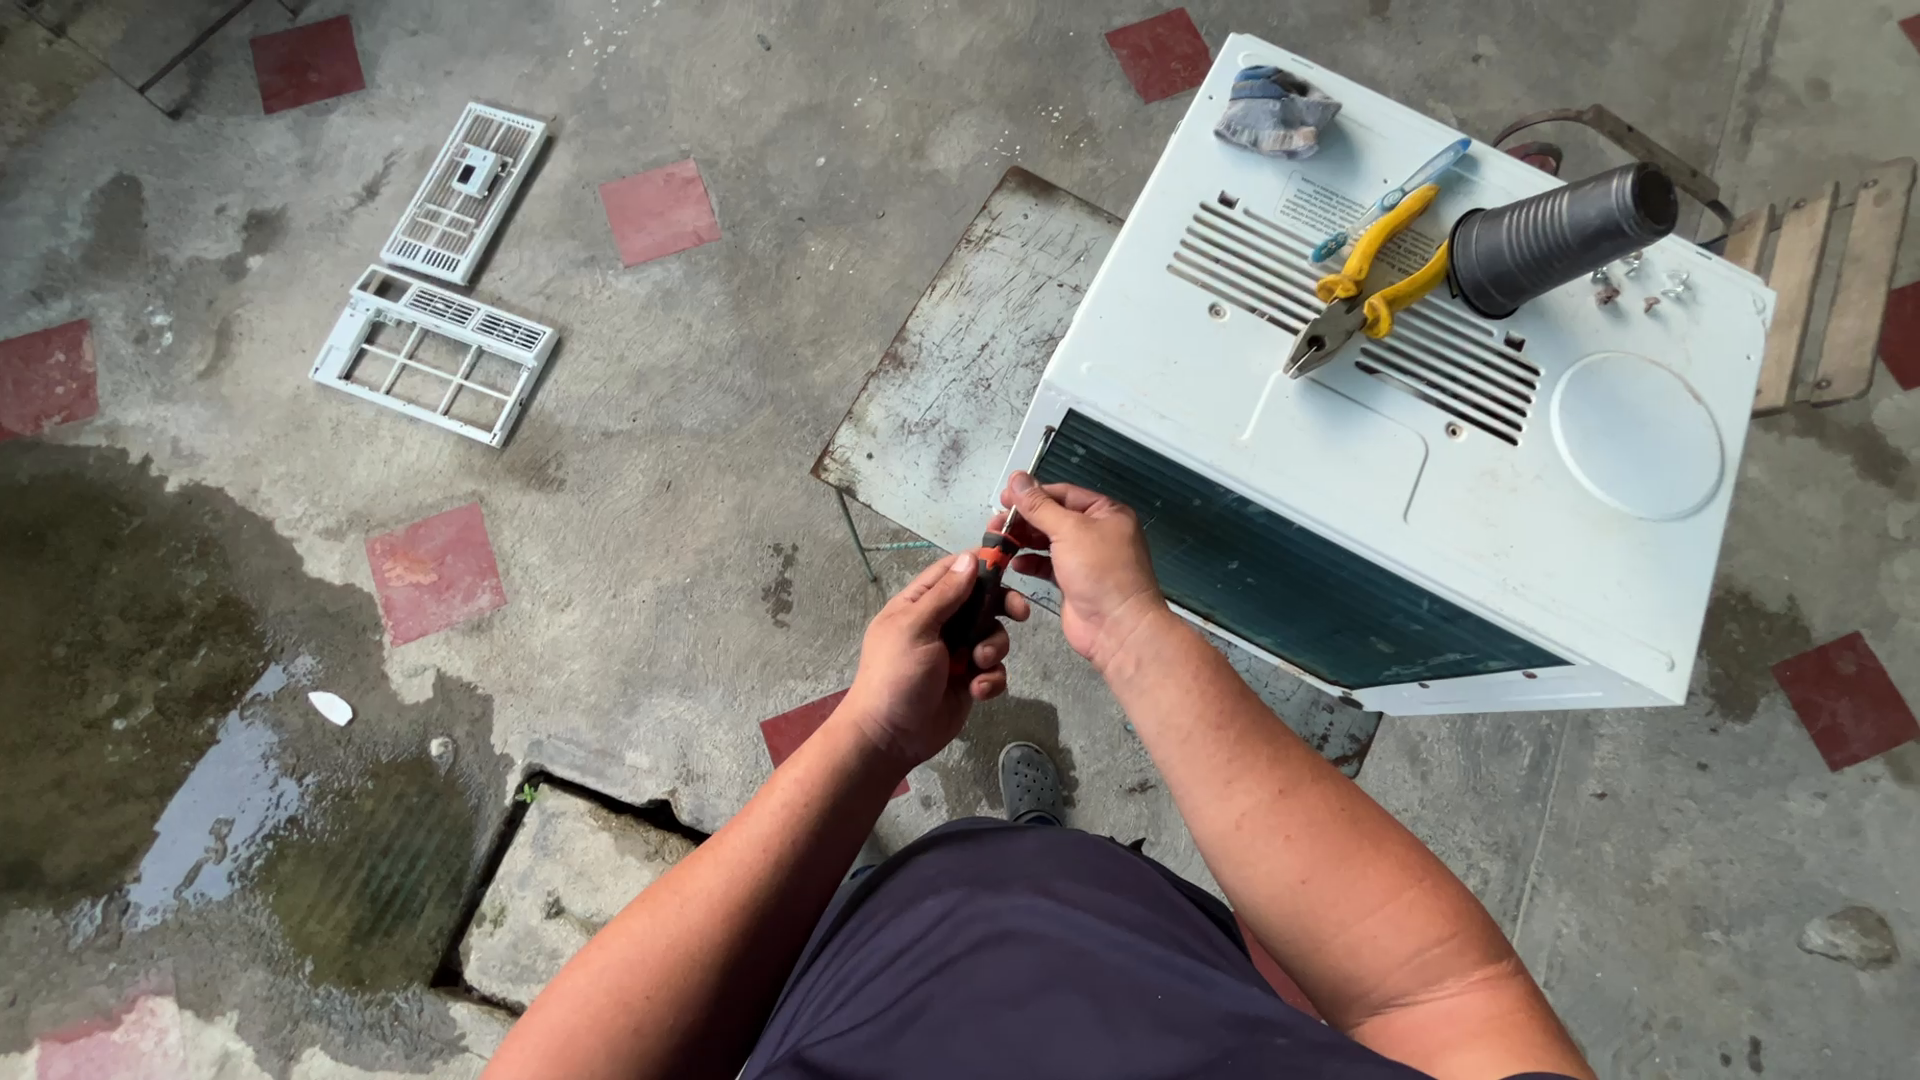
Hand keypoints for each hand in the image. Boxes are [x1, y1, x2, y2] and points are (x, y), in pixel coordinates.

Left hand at [838, 553, 1031, 770]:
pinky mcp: (969, 681)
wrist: (890, 737)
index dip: (979, 563)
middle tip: (1020, 614)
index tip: (1008, 561)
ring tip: (978, 665)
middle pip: (981, 602)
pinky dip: (991, 679)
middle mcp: (940, 624)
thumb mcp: (915, 628)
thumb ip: (944, 595)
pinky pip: (993, 670)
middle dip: (1002, 607)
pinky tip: (978, 691)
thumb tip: (969, 558)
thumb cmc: (896, 675)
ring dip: (993, 648)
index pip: (952, 571)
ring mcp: (956, 653)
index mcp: (919, 604)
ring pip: (992, 636)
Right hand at [997, 471, 1167, 671]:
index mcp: (1105, 513)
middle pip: (1052, 517)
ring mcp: (1085, 558)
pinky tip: (1015, 563)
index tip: (1004, 498)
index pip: (1063, 494)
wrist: (1117, 627)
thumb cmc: (1101, 572)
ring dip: (1023, 540)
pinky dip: (1030, 562)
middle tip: (996, 523)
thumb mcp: (1069, 530)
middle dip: (1024, 520)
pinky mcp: (1073, 581)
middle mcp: (1097, 532)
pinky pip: (1047, 565)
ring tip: (999, 542)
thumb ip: (1039, 506)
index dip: (1033, 494)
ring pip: (1047, 541)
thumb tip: (1017, 478)